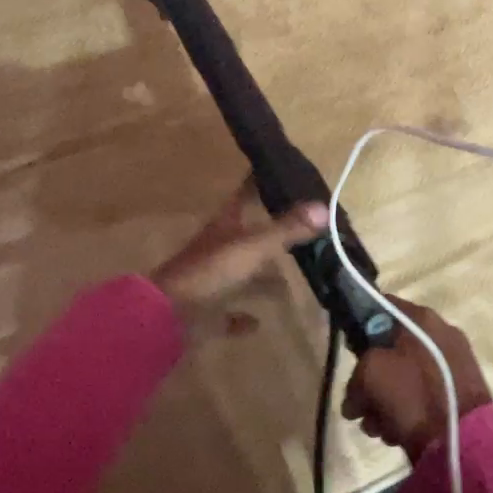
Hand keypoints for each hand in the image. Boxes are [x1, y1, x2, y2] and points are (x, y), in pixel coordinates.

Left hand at [150, 180, 327, 323]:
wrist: (168, 315)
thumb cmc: (210, 272)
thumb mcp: (253, 247)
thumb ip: (286, 228)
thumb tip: (324, 206)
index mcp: (226, 224)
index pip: (246, 193)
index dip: (260, 181)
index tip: (281, 170)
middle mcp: (219, 247)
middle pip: (248, 234)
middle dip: (271, 232)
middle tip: (302, 230)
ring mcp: (211, 280)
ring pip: (242, 273)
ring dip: (261, 276)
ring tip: (290, 279)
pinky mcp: (207, 312)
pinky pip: (228, 312)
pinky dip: (242, 316)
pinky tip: (257, 322)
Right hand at [341, 297, 492, 460]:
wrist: (463, 441)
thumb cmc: (412, 395)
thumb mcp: (369, 374)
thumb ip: (356, 373)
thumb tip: (355, 395)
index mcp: (421, 317)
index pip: (381, 307)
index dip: (360, 328)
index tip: (352, 354)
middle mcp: (441, 334)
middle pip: (393, 347)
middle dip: (372, 377)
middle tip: (361, 402)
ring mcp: (455, 364)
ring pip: (407, 375)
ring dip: (386, 399)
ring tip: (376, 426)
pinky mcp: (463, 394)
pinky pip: (425, 394)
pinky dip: (409, 410)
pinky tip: (396, 432)